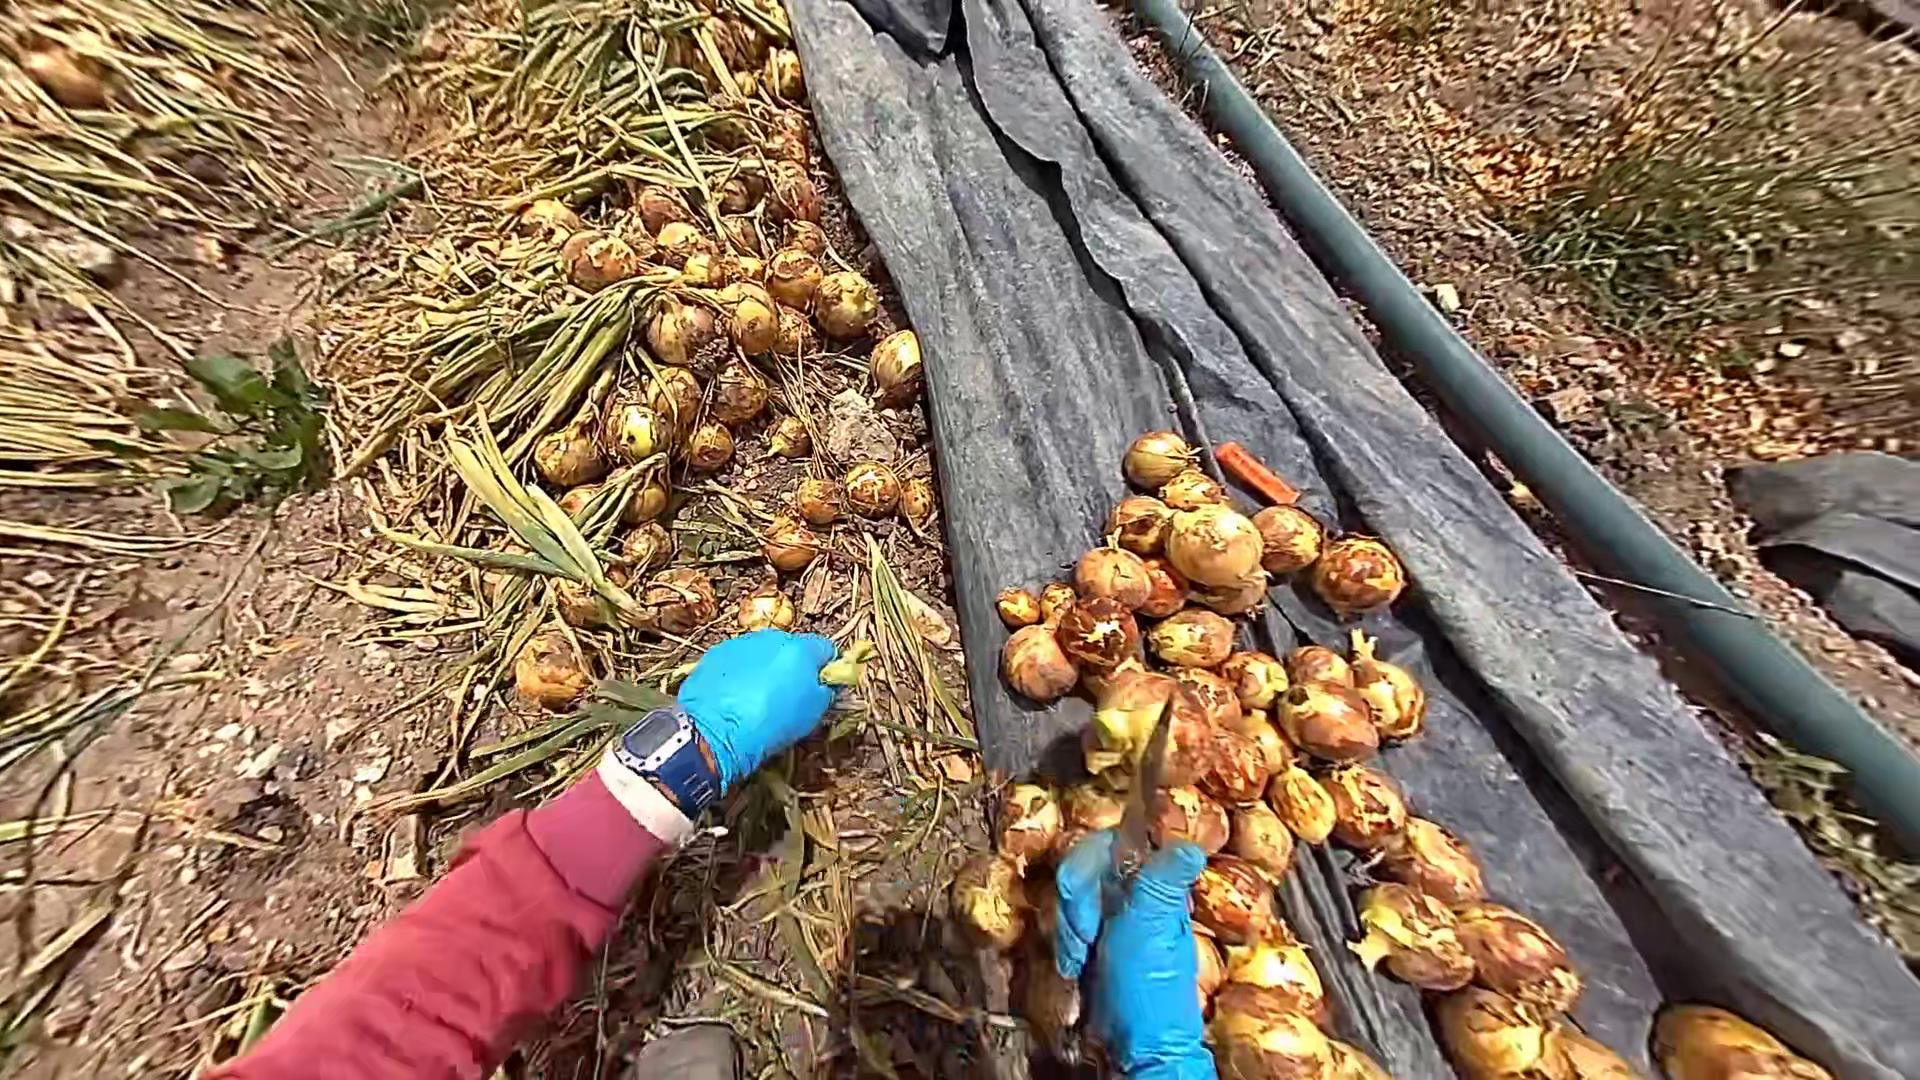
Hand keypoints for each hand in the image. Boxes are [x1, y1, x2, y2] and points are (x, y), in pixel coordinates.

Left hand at [678, 630, 837, 789]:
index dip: (826, 669)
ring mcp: (742, 643)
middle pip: (794, 648)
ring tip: (756, 700)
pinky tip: (734, 698)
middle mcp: (773, 637)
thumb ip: (826, 690)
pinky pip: (738, 661)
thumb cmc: (771, 723)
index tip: (821, 688)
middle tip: (789, 696)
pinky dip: (740, 674)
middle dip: (794, 667)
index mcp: (801, 648)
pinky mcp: (715, 654)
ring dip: (766, 669)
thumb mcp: (813, 713)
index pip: (827, 648)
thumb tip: (826, 683)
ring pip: (765, 653)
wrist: (712, 732)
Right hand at [1056, 830, 1215, 1079]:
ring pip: (1070, 889)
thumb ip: (1165, 878)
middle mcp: (1130, 887)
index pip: (1110, 839)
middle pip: (1083, 860)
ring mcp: (1109, 910)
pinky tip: (1076, 962)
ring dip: (1068, 924)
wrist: (1134, 1047)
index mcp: (1153, 877)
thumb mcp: (1157, 925)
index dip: (1089, 858)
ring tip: (1083, 955)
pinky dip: (1064, 939)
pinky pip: (1064, 915)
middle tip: (1086, 934)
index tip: (1081, 891)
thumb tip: (1191, 846)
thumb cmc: (1151, 985)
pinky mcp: (1090, 933)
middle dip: (1076, 899)